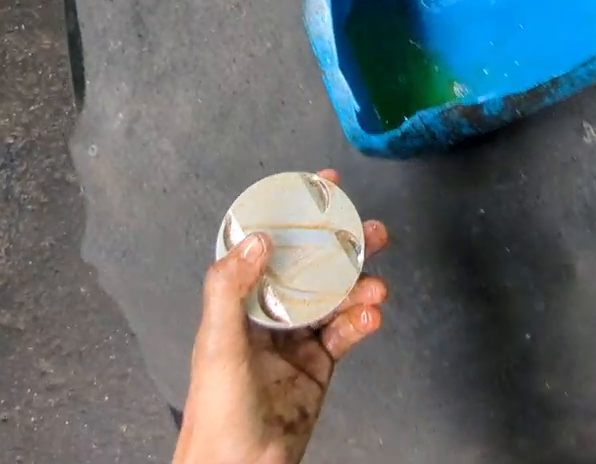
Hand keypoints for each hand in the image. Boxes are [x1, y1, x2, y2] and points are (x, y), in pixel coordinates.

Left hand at [172, 170, 389, 463]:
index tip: (322, 185)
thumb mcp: (216, 344)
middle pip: (312, 263)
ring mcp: (297, 337)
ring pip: (336, 295)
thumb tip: (260, 238)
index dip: (294, 211)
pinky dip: (362, 322)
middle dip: (342, 244)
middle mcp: (271, 311)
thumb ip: (231, 288)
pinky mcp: (320, 365)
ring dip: (360, 285)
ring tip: (378, 286)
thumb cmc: (218, 411)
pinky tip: (372, 319)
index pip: (268, 241)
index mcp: (242, 299)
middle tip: (371, 229)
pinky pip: (346, 333)